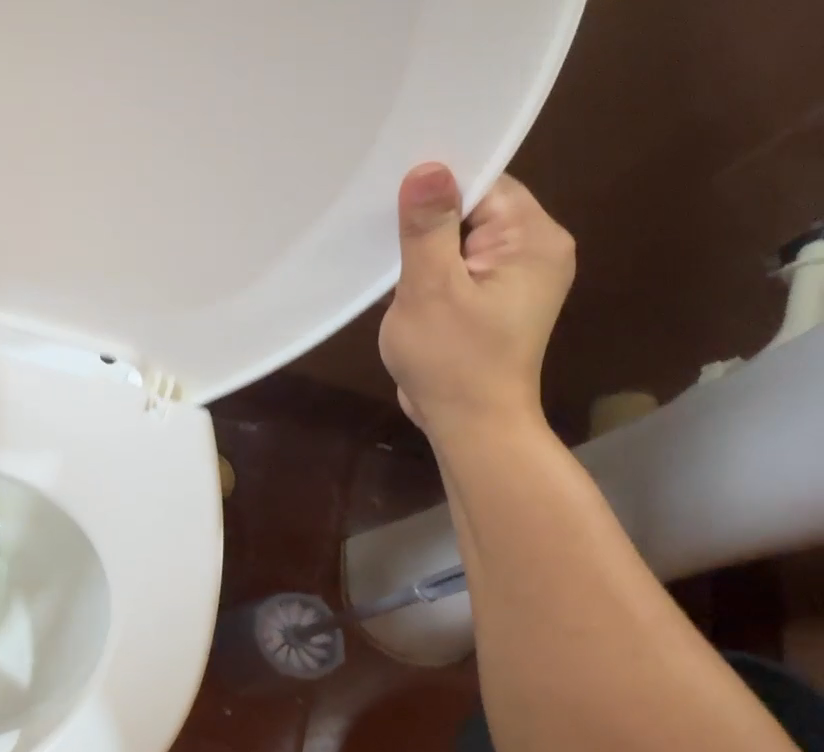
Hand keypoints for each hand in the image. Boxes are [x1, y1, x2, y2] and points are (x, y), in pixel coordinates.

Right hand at [378, 165, 575, 434]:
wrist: (471, 423)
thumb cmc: (452, 358)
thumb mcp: (430, 289)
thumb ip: (428, 228)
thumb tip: (427, 168)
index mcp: (533, 239)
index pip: (487, 185)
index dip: (439, 185)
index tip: (389, 190)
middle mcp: (537, 250)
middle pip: (477, 210)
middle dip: (428, 218)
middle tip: (375, 222)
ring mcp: (518, 278)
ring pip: (465, 240)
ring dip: (425, 247)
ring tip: (381, 252)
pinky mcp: (496, 302)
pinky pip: (461, 268)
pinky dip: (431, 270)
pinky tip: (399, 282)